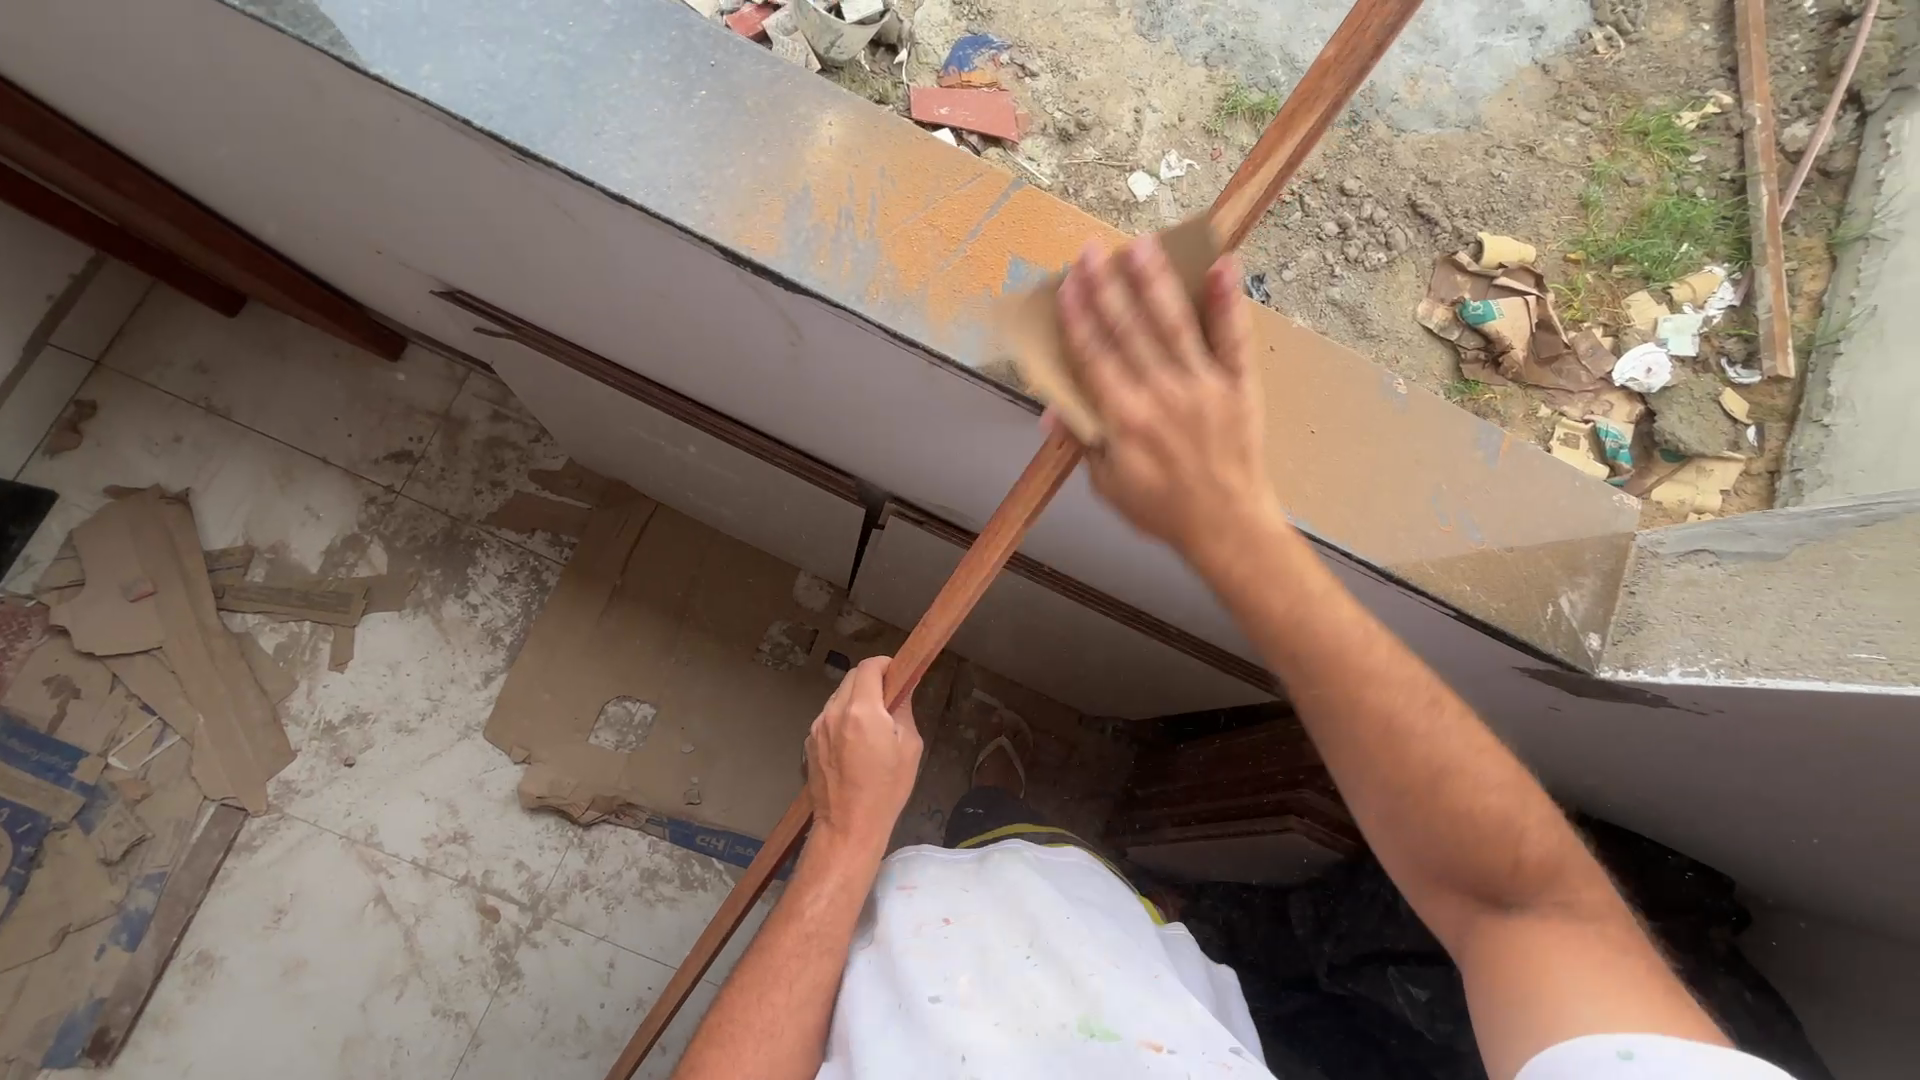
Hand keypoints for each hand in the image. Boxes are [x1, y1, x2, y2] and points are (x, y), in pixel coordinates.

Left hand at [804, 656, 921, 856]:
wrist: (848, 826)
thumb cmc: (887, 789)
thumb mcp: (910, 747)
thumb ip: (903, 709)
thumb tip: (902, 687)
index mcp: (862, 710)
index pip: (869, 667)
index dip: (886, 666)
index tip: (897, 676)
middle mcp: (834, 712)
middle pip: (852, 677)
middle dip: (871, 681)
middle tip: (889, 701)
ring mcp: (817, 727)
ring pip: (838, 696)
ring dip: (855, 700)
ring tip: (870, 726)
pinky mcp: (808, 742)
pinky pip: (828, 717)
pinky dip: (842, 718)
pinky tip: (853, 744)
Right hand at [1056, 236, 1284, 564]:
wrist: (1226, 525)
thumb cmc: (1161, 509)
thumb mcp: (1107, 484)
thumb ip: (1083, 441)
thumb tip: (1051, 411)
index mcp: (1125, 418)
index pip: (1094, 355)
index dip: (1078, 317)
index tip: (1066, 284)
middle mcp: (1161, 393)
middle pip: (1128, 330)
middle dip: (1106, 287)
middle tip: (1091, 250)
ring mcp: (1203, 385)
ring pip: (1174, 323)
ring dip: (1154, 282)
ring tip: (1141, 245)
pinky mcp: (1238, 385)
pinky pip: (1232, 338)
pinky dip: (1228, 302)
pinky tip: (1223, 265)